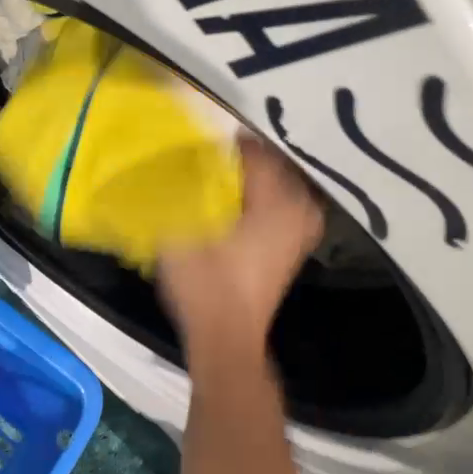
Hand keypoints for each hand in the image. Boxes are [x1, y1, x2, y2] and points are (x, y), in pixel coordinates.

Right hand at [156, 132, 322, 348]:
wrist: (226, 338)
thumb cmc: (205, 287)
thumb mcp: (180, 233)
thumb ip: (178, 191)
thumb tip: (169, 162)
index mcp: (280, 200)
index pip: (255, 149)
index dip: (223, 142)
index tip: (195, 136)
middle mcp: (302, 207)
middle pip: (270, 163)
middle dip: (237, 157)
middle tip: (202, 153)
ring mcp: (303, 226)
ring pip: (274, 183)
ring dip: (246, 177)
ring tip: (212, 175)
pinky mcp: (293, 242)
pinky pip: (276, 202)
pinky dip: (254, 196)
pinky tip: (226, 200)